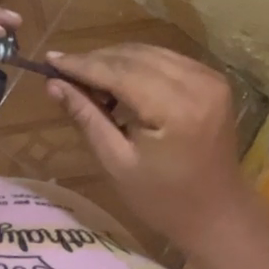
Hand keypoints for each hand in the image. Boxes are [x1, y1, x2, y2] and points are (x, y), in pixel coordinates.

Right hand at [46, 43, 250, 251]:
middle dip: (96, 60)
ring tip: (85, 76)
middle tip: (62, 69)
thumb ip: (87, 117)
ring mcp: (209, 78)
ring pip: (148, 53)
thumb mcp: (117, 163)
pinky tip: (117, 79)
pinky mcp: (213, 79)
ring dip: (114, 59)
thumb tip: (54, 84)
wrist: (219, 215)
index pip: (120, 72)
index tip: (50, 60)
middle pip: (134, 56)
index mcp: (176, 109)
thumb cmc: (164, 200)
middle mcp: (197, 84)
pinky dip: (137, 64)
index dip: (83, 65)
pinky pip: (165, 59)